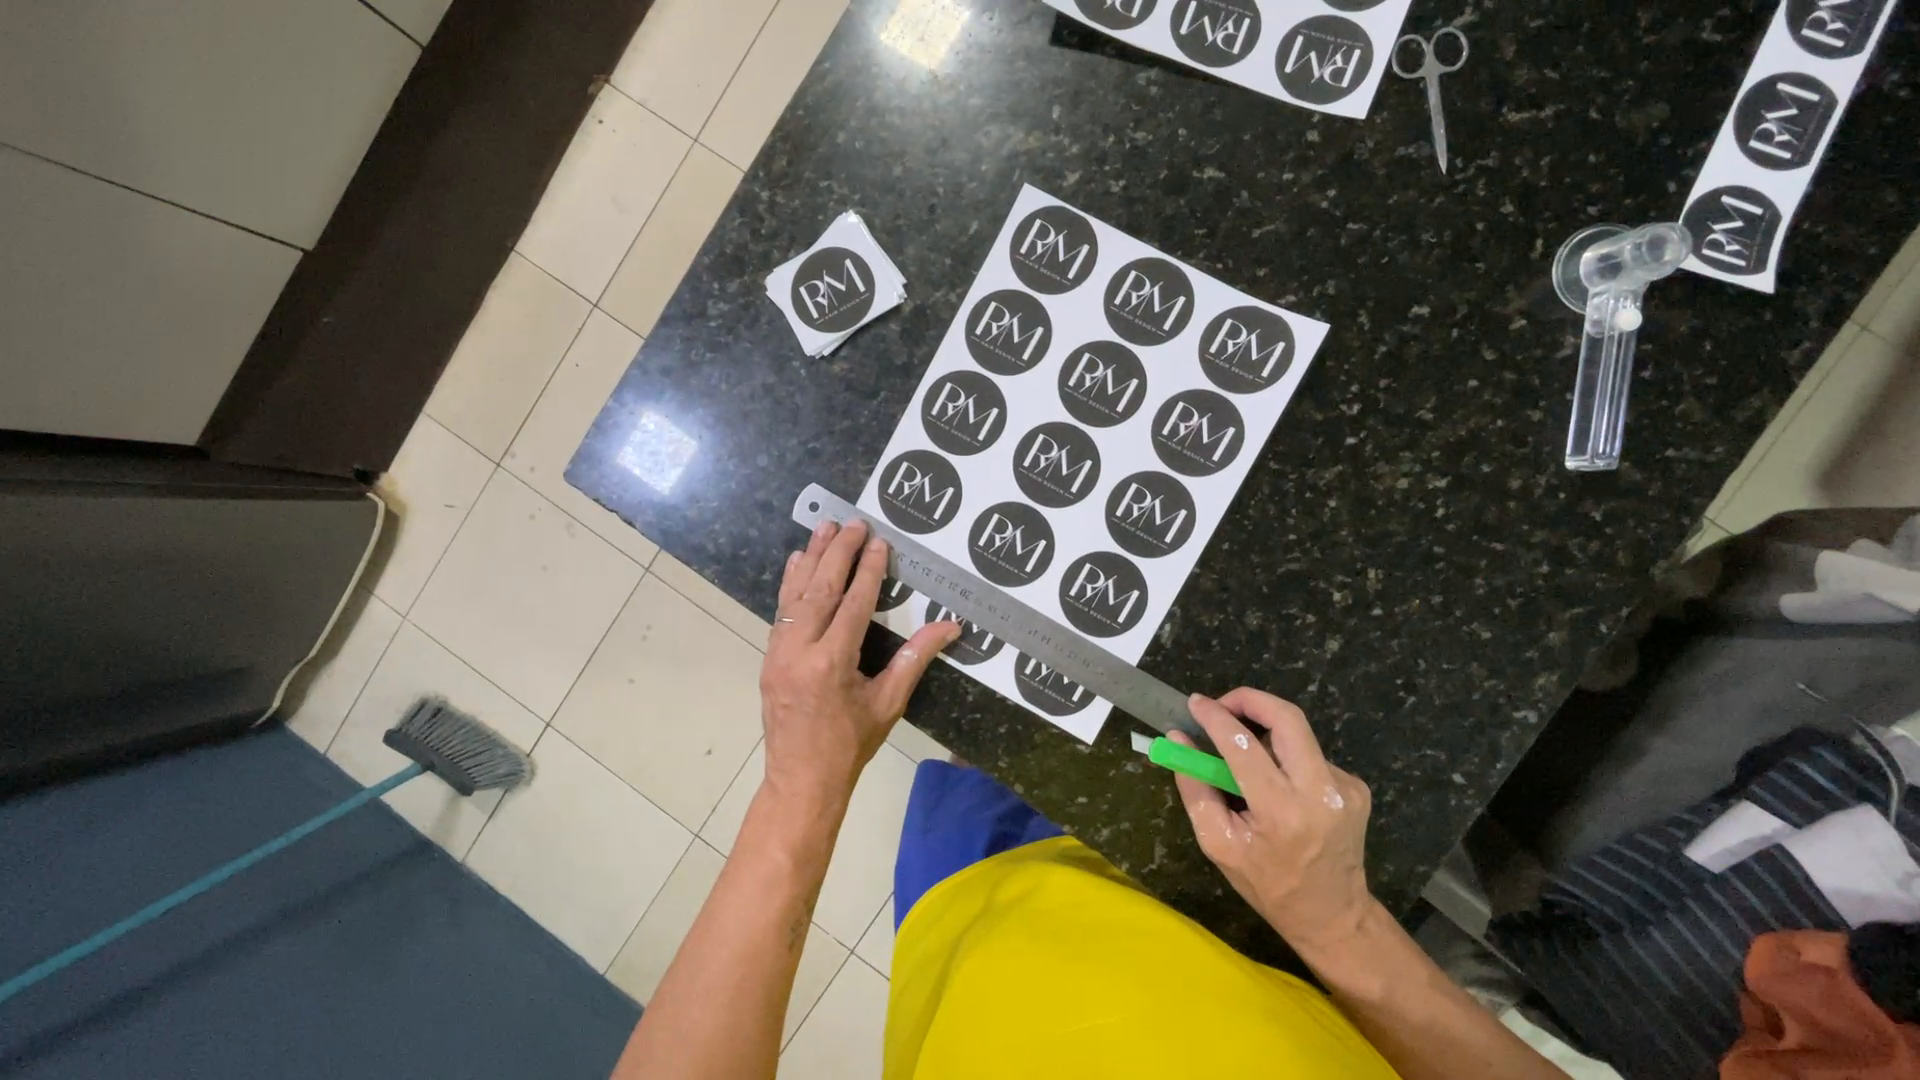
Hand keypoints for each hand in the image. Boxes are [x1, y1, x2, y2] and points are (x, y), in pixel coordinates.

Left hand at [759, 520, 959, 806]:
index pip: (853, 603)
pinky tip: (797, 562)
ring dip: (811, 558)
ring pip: (795, 595)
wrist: (802, 780)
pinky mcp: (769, 658)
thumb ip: (915, 659)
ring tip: (824, 528)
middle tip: (852, 523)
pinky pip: (781, 611)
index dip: (868, 570)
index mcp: (832, 663)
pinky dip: (791, 584)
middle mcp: (800, 651)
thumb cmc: (851, 744)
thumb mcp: (888, 702)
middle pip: (820, 589)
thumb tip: (951, 626)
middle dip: (838, 553)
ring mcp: (778, 653)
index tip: (878, 542)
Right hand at [1172, 688, 1376, 954]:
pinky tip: (1278, 785)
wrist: (1334, 916)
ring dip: (1266, 733)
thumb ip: (1195, 787)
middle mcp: (1320, 792)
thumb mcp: (1218, 843)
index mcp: (1281, 811)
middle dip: (1250, 700)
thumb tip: (1180, 738)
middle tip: (1222, 705)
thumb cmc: (1267, 884)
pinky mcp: (1356, 788)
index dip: (1215, 717)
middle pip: (1287, 718)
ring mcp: (1345, 788)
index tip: (1195, 703)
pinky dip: (1286, 758)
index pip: (1244, 744)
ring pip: (1298, 735)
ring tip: (1245, 759)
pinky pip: (1311, 755)